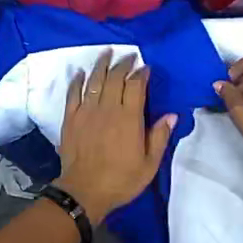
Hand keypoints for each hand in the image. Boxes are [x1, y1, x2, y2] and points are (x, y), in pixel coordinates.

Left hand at [54, 50, 177, 222]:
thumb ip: (160, 136)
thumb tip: (171, 114)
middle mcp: (108, 108)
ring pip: (95, 80)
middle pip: (115, 78)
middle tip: (128, 57)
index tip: (145, 68)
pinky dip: (77, 80)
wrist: (85, 191)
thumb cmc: (121, 180)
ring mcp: (86, 111)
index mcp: (129, 118)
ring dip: (101, 65)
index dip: (141, 74)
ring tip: (107, 52)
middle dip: (123, 64)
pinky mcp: (70, 118)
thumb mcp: (149, 163)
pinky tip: (81, 72)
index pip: (136, 86)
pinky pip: (73, 93)